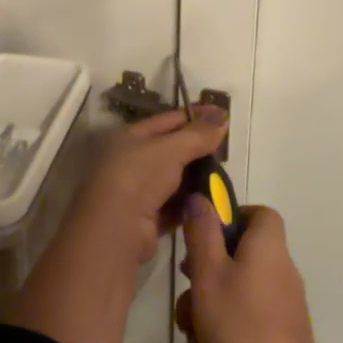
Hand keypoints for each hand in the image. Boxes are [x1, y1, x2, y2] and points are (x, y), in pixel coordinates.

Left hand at [7, 106, 226, 342]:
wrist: (116, 226)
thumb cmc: (140, 176)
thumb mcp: (171, 148)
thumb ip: (198, 134)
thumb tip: (222, 115)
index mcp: (133, 137)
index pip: (169, 120)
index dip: (195, 116)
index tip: (223, 115)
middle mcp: (133, 162)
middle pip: (173, 152)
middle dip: (199, 151)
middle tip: (227, 152)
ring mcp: (139, 192)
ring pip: (175, 181)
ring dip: (197, 180)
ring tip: (224, 179)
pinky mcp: (148, 220)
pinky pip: (175, 207)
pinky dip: (190, 205)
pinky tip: (212, 204)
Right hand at [177, 202, 332, 342]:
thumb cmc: (241, 326)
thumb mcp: (209, 274)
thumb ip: (202, 233)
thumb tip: (201, 198)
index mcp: (269, 248)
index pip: (260, 213)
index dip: (231, 216)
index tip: (203, 234)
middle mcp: (281, 270)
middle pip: (241, 252)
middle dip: (206, 267)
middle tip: (187, 282)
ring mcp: (282, 304)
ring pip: (237, 287)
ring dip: (208, 301)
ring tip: (189, 326)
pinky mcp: (278, 333)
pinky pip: (246, 314)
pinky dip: (223, 323)